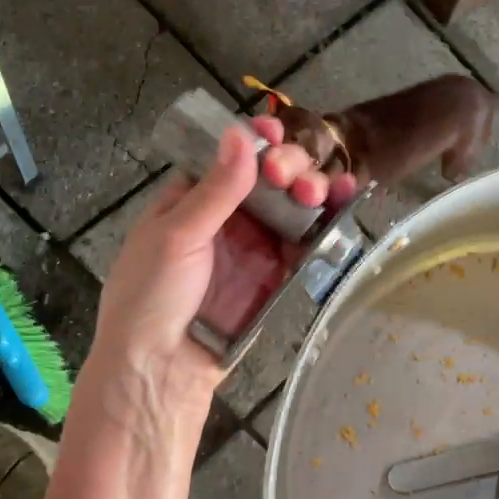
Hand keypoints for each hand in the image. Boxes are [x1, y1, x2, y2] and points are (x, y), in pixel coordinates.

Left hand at [82, 116, 348, 432]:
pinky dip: (326, 220)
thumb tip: (243, 136)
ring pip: (290, 206)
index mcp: (189, 200)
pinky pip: (305, 241)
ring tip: (320, 189)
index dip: (254, 143)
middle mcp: (225, 218)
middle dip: (287, 167)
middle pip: (266, 178)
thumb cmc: (153, 294)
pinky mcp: (278, 274)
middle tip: (294, 176)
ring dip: (310, 189)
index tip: (275, 132)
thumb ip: (216, 189)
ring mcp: (254, 246)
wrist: (165, 366)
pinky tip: (345, 197)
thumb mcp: (177, 235)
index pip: (228, 159)